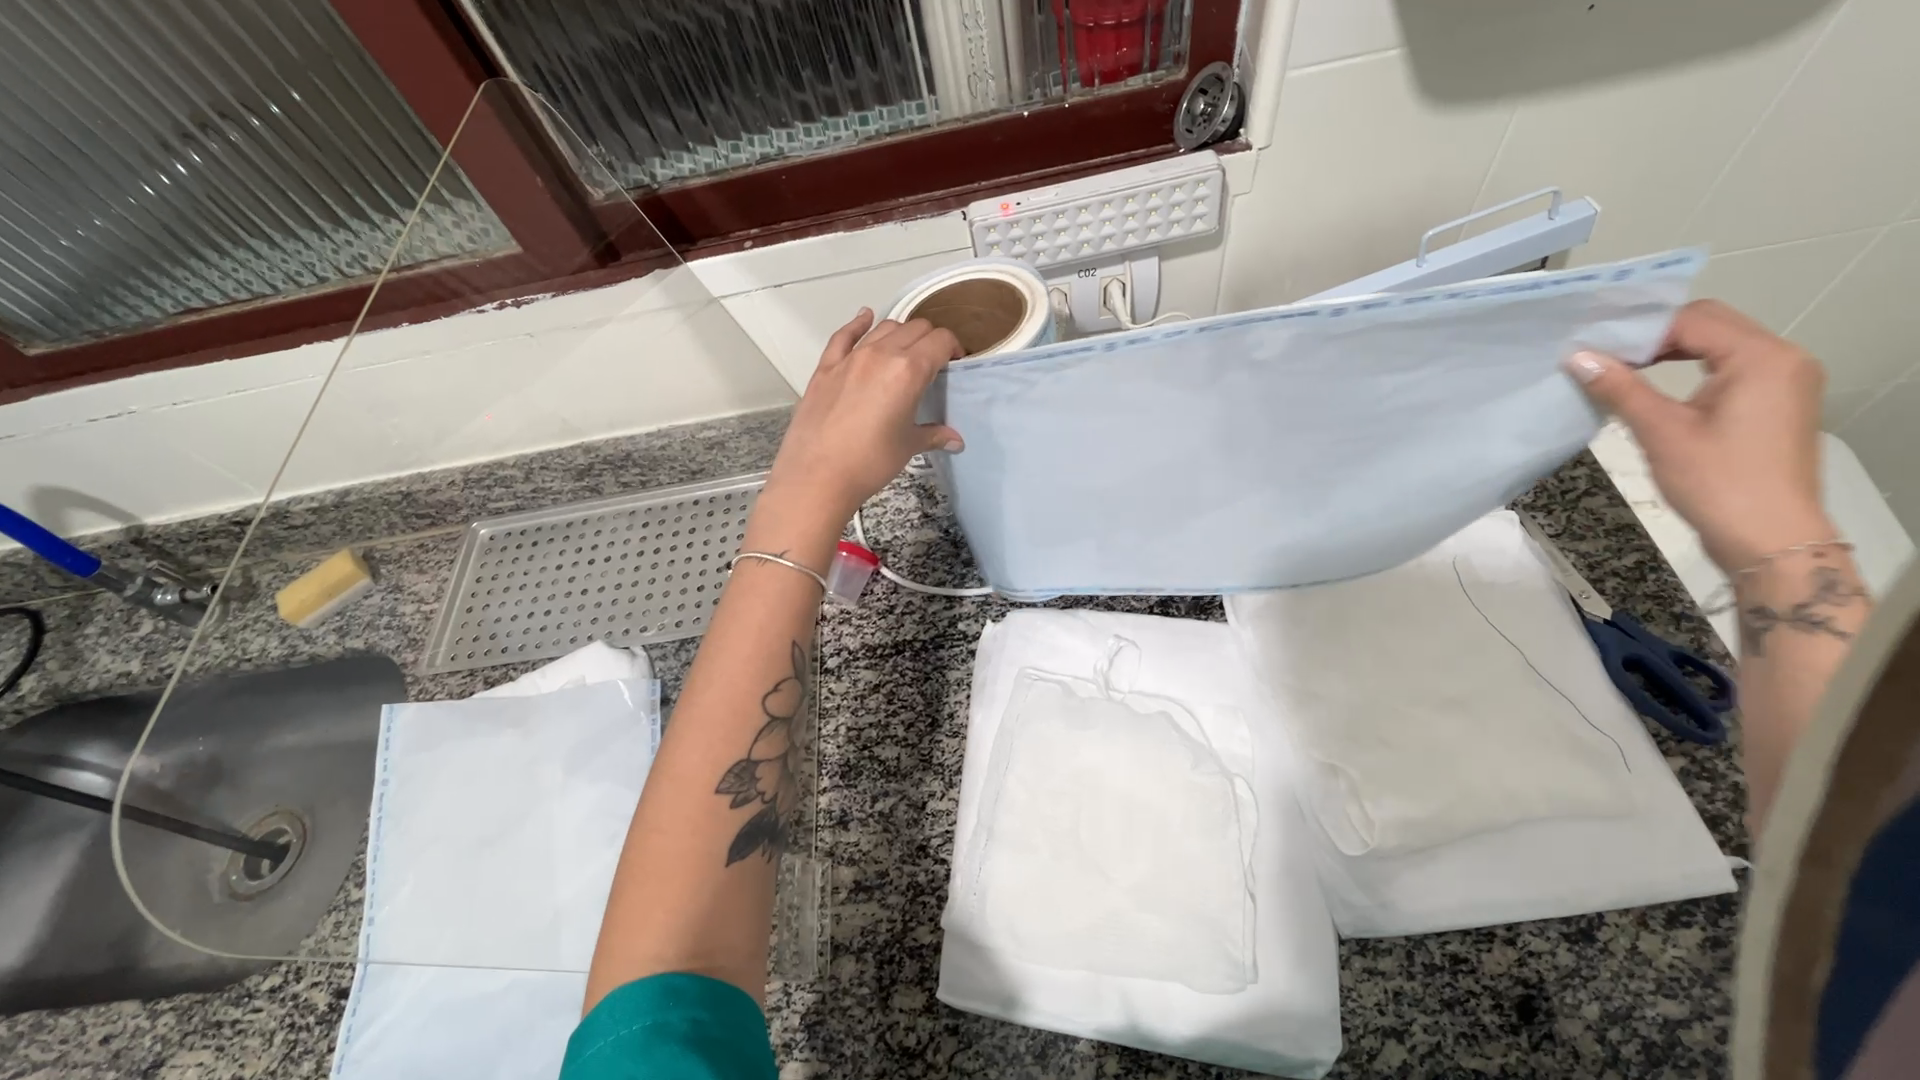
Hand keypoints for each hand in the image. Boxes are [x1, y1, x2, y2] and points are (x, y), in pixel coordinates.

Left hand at [763, 309, 965, 524]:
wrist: (817, 476)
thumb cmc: (869, 463)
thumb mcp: (908, 447)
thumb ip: (933, 435)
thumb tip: (955, 440)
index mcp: (908, 371)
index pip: (940, 341)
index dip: (953, 348)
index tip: (955, 362)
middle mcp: (881, 355)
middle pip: (915, 329)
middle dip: (930, 340)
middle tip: (934, 362)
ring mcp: (851, 358)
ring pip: (884, 328)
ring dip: (901, 334)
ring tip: (905, 351)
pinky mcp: (826, 368)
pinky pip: (844, 336)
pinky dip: (857, 324)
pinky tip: (864, 317)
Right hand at [1564, 299, 1833, 573]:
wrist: (1769, 537)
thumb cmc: (1716, 482)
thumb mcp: (1661, 432)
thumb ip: (1620, 388)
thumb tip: (1578, 357)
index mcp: (1762, 358)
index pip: (1692, 320)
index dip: (1640, 331)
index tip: (1596, 351)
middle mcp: (1784, 358)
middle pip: (1710, 325)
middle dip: (1656, 338)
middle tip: (1607, 360)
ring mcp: (1787, 380)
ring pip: (1720, 345)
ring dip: (1672, 353)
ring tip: (1626, 374)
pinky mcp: (1779, 402)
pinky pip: (1731, 368)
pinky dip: (1692, 371)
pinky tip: (1660, 392)